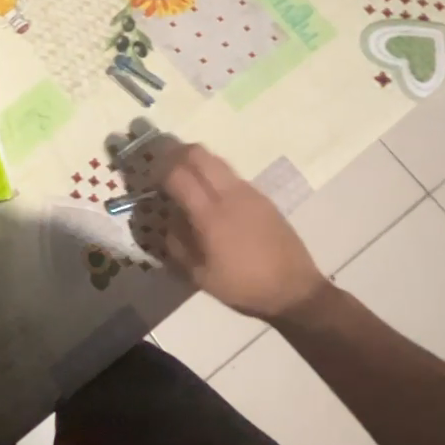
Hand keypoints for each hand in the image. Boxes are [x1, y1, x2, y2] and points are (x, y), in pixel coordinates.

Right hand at [158, 144, 327, 320]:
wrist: (296, 291)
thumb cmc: (243, 286)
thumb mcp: (200, 275)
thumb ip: (177, 243)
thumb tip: (167, 219)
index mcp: (210, 215)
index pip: (177, 174)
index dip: (157, 171)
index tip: (148, 179)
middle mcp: (229, 195)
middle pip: (197, 153)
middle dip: (174, 153)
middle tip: (162, 167)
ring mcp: (249, 192)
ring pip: (215, 159)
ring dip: (195, 161)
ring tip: (184, 177)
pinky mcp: (262, 197)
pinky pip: (231, 174)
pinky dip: (213, 174)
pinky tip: (211, 196)